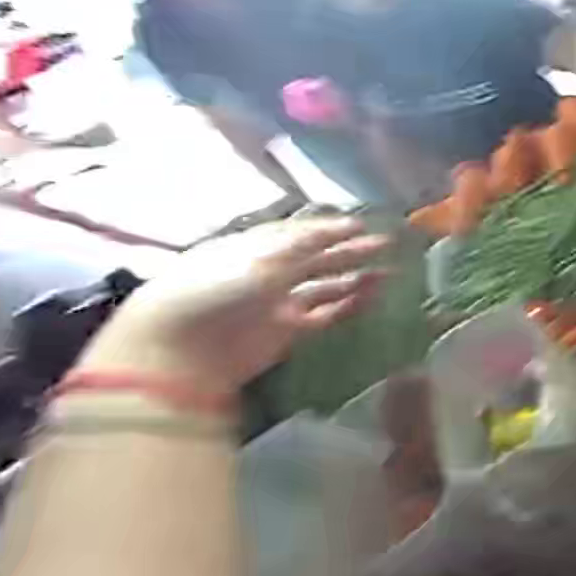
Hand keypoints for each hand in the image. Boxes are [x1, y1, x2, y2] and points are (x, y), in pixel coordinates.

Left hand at [79, 218, 389, 393]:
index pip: (295, 233)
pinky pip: (328, 313)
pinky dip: (352, 304)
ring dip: (357, 278)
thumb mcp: (263, 259)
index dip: (328, 228)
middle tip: (387, 244)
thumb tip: (350, 226)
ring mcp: (277, 303)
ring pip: (326, 286)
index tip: (362, 224)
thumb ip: (309, 242)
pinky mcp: (289, 331)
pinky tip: (374, 296)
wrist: (184, 351)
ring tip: (390, 271)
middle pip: (315, 259)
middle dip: (350, 251)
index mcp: (250, 249)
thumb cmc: (215, 292)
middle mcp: (264, 273)